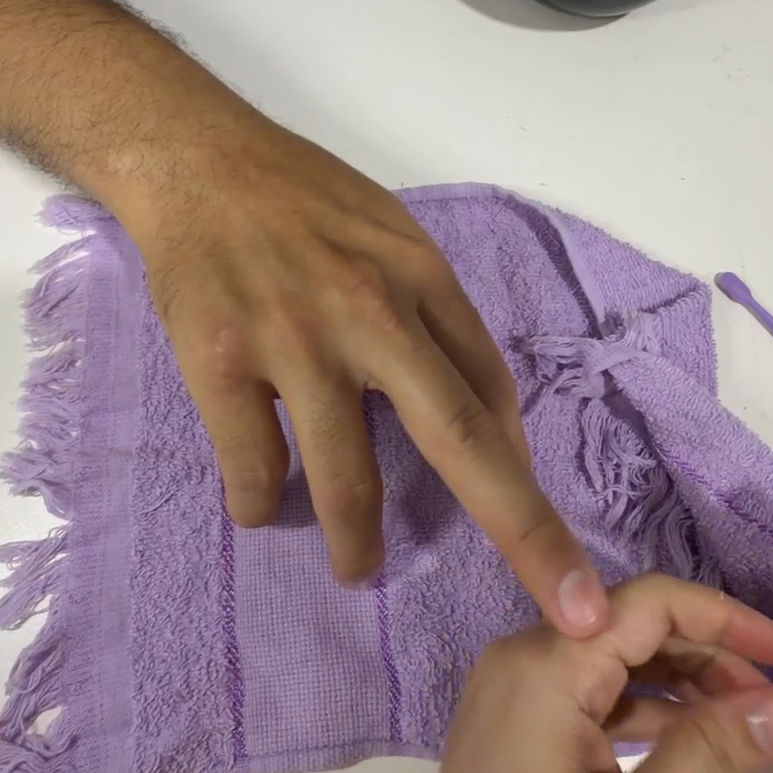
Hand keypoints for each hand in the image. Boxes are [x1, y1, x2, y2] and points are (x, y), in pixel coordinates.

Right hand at [113, 104, 608, 633]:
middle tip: (572, 610)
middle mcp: (370, 310)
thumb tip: (482, 412)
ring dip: (358, 542)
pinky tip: (265, 503)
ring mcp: (294, 340)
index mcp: (421, 274)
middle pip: (460, 438)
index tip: (537, 519)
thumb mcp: (394, 232)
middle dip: (526, 531)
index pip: (492, 387)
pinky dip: (262, 502)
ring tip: (360, 566)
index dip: (519, 464)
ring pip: (345, 478)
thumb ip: (438, 315)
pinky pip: (254, 468)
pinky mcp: (221, 364)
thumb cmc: (305, 198)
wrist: (201, 161)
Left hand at [441, 574, 772, 772]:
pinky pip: (587, 693)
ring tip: (743, 726)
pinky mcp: (514, 721)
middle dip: (707, 655)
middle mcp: (524, 656)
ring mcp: (514, 688)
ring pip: (610, 659)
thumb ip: (711, 755)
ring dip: (679, 684)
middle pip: (629, 625)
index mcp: (548, 663)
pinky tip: (688, 742)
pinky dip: (641, 709)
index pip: (647, 602)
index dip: (723, 617)